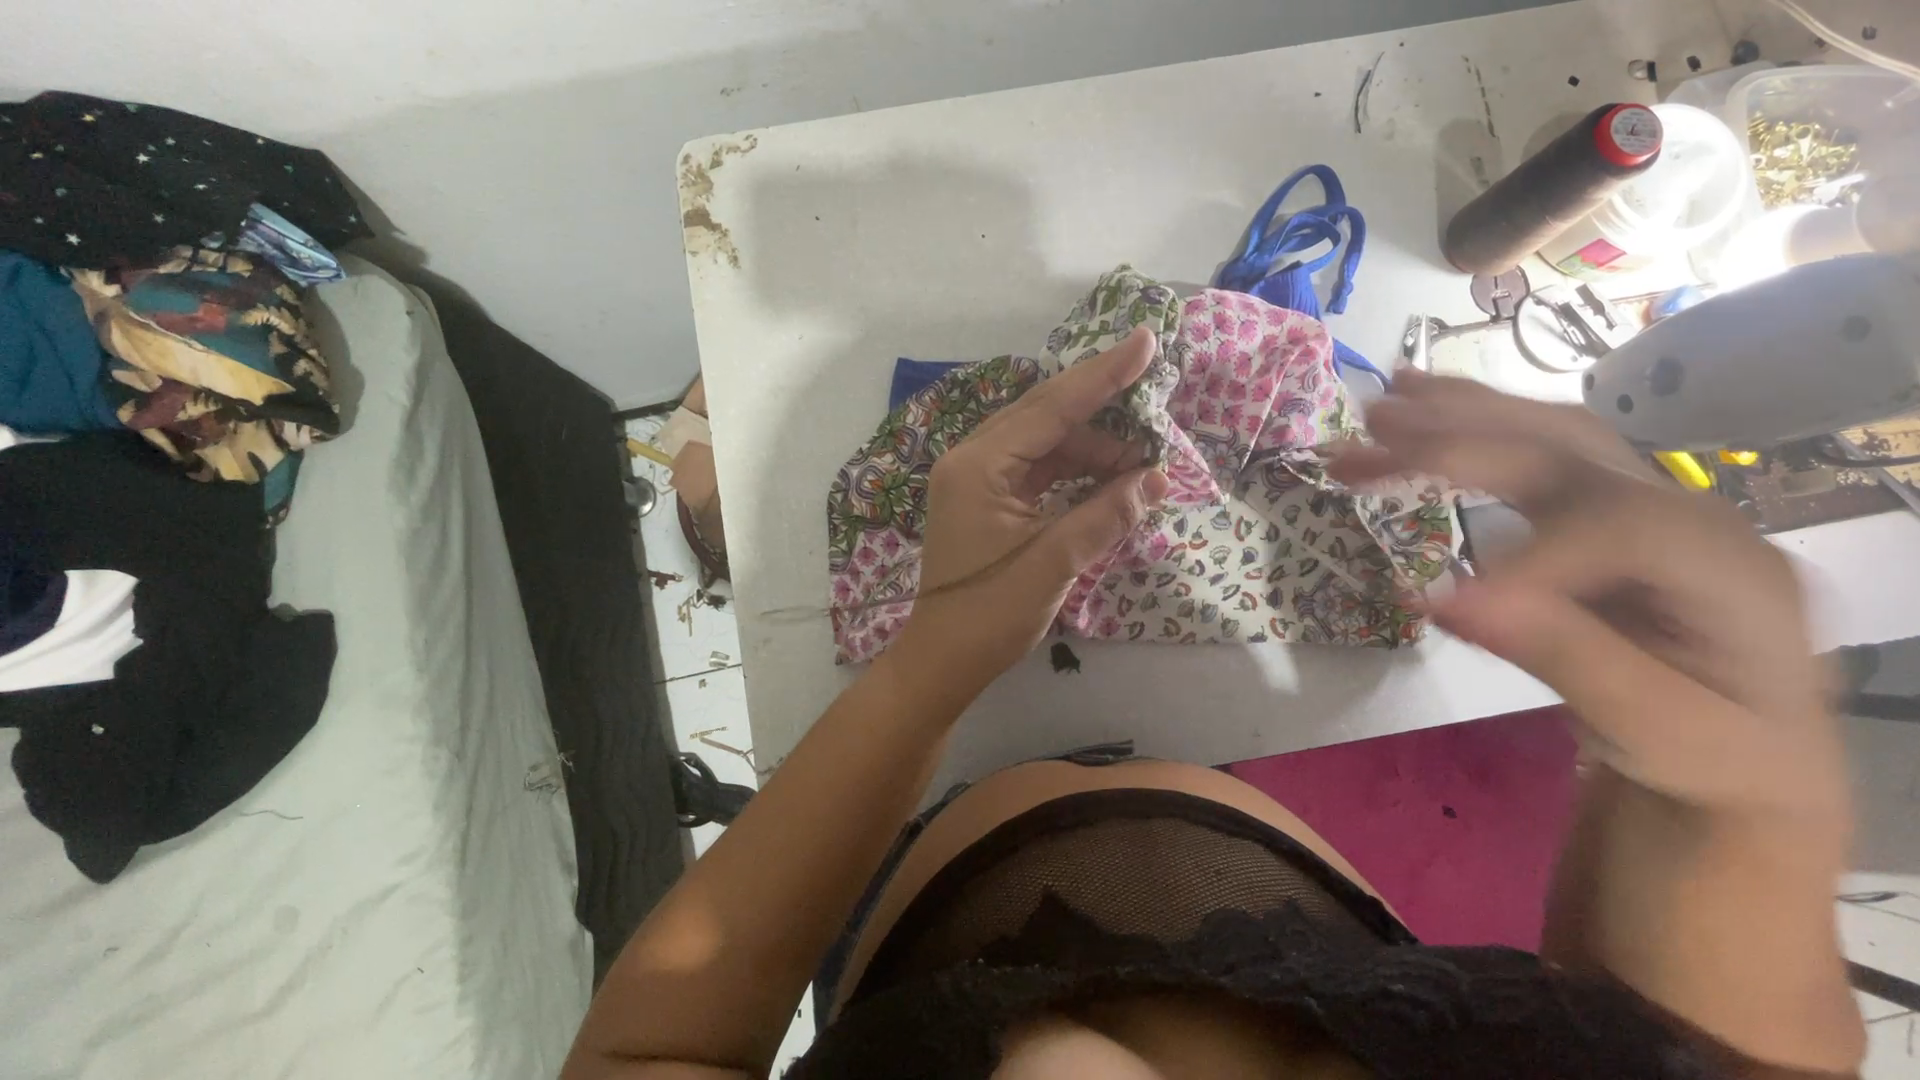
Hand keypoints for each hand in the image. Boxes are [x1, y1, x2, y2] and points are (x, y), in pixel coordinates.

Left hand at [890, 327, 1169, 693]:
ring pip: (1043, 443)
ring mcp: (975, 479)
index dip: (1102, 376)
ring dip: (1091, 447)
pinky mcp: (984, 500)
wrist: (943, 660)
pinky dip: (1073, 470)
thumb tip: (1158, 478)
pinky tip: (1108, 478)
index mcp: (978, 466)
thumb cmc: (990, 615)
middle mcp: (972, 460)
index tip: (1145, 343)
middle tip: (1152, 386)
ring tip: (1141, 462)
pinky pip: (1036, 469)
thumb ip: (1106, 514)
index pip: (1050, 408)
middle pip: (1044, 415)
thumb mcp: (1054, 563)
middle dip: (1100, 404)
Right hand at [1331, 372, 1845, 815]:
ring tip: (1381, 405)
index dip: (1527, 552)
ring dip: (1460, 414)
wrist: (1746, 745)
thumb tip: (1449, 599)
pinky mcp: (1609, 507)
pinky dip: (1477, 422)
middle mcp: (1694, 513)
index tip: (1438, 600)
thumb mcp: (1657, 731)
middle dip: (1460, 442)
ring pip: (1553, 432)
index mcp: (1732, 571)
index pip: (1624, 529)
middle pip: (1573, 453)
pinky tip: (1428, 407)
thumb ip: (1566, 656)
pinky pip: (1542, 448)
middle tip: (1363, 442)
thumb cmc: (1714, 752)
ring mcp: (1652, 501)